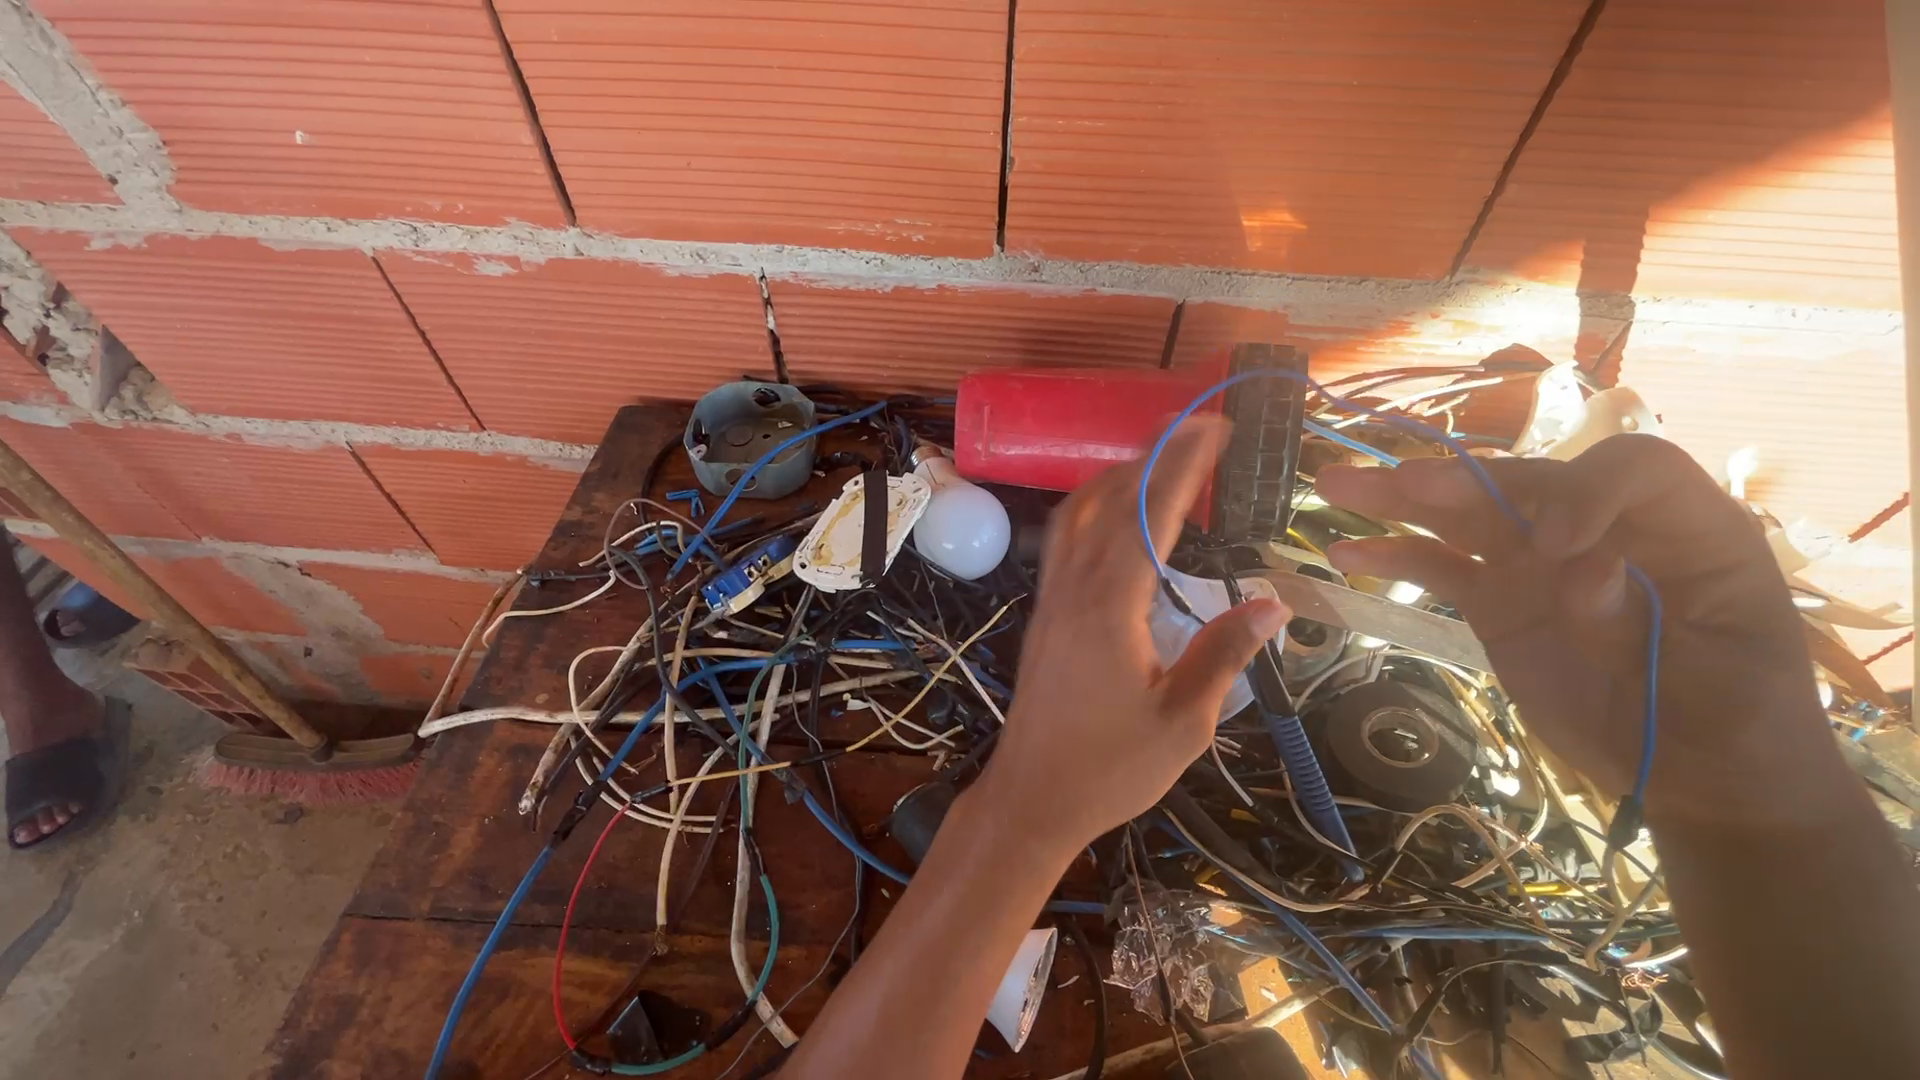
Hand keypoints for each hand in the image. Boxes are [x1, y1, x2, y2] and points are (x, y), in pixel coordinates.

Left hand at [978, 417, 1290, 853]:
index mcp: (1110, 609)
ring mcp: (1052, 599)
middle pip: (1108, 501)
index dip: (1181, 465)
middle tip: (1196, 428)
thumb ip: (1224, 655)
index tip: (1212, 425)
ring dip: (1117, 477)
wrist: (1032, 797)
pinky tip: (1117, 517)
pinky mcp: (1045, 614)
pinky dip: (1094, 509)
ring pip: (1077, 515)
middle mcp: (1074, 590)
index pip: (1147, 516)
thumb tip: (1274, 604)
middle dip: (1152, 456)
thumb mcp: (1184, 723)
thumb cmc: (1110, 770)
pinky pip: (1065, 541)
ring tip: (1161, 461)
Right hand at [1317, 434, 1835, 825]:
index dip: (1587, 494)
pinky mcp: (1496, 599)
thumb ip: (1636, 624)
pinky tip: (1346, 554)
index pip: (1632, 472)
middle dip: (1459, 480)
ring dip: (1400, 499)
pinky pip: (1440, 567)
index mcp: (1683, 532)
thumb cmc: (1732, 728)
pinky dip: (1394, 556)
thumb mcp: (1716, 688)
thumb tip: (1581, 568)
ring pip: (1465, 516)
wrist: (1694, 776)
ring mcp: (1538, 565)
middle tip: (1399, 483)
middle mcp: (1602, 532)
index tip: (1554, 549)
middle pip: (1525, 482)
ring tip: (1335, 484)